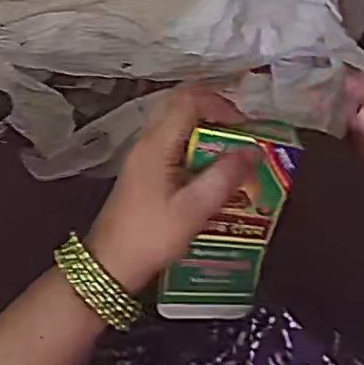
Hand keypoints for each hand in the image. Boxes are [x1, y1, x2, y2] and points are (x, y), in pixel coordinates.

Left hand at [86, 86, 258, 290]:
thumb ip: (224, 177)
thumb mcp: (194, 210)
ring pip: (174, 120)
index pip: (189, 100)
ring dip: (203, 124)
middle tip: (240, 129)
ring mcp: (142, 154)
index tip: (246, 126)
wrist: (110, 264)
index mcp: (157, 144)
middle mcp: (146, 141)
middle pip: (179, 102)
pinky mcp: (142, 169)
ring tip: (231, 147)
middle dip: (213, 108)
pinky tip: (209, 167)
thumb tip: (254, 151)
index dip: (221, 104)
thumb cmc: (151, 236)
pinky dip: (193, 141)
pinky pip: (170, 139)